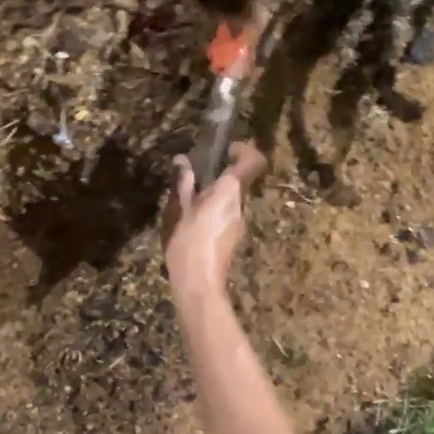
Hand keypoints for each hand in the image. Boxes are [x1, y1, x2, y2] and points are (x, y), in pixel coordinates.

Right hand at [165, 142, 266, 298]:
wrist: (199, 284)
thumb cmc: (188, 243)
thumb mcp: (180, 210)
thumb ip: (183, 184)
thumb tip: (183, 162)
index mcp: (230, 192)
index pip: (254, 161)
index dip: (244, 150)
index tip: (225, 150)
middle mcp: (240, 204)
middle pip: (239, 180)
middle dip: (219, 174)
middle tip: (193, 176)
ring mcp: (239, 222)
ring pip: (231, 198)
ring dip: (214, 193)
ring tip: (187, 200)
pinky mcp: (232, 237)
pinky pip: (226, 213)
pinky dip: (213, 209)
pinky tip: (191, 220)